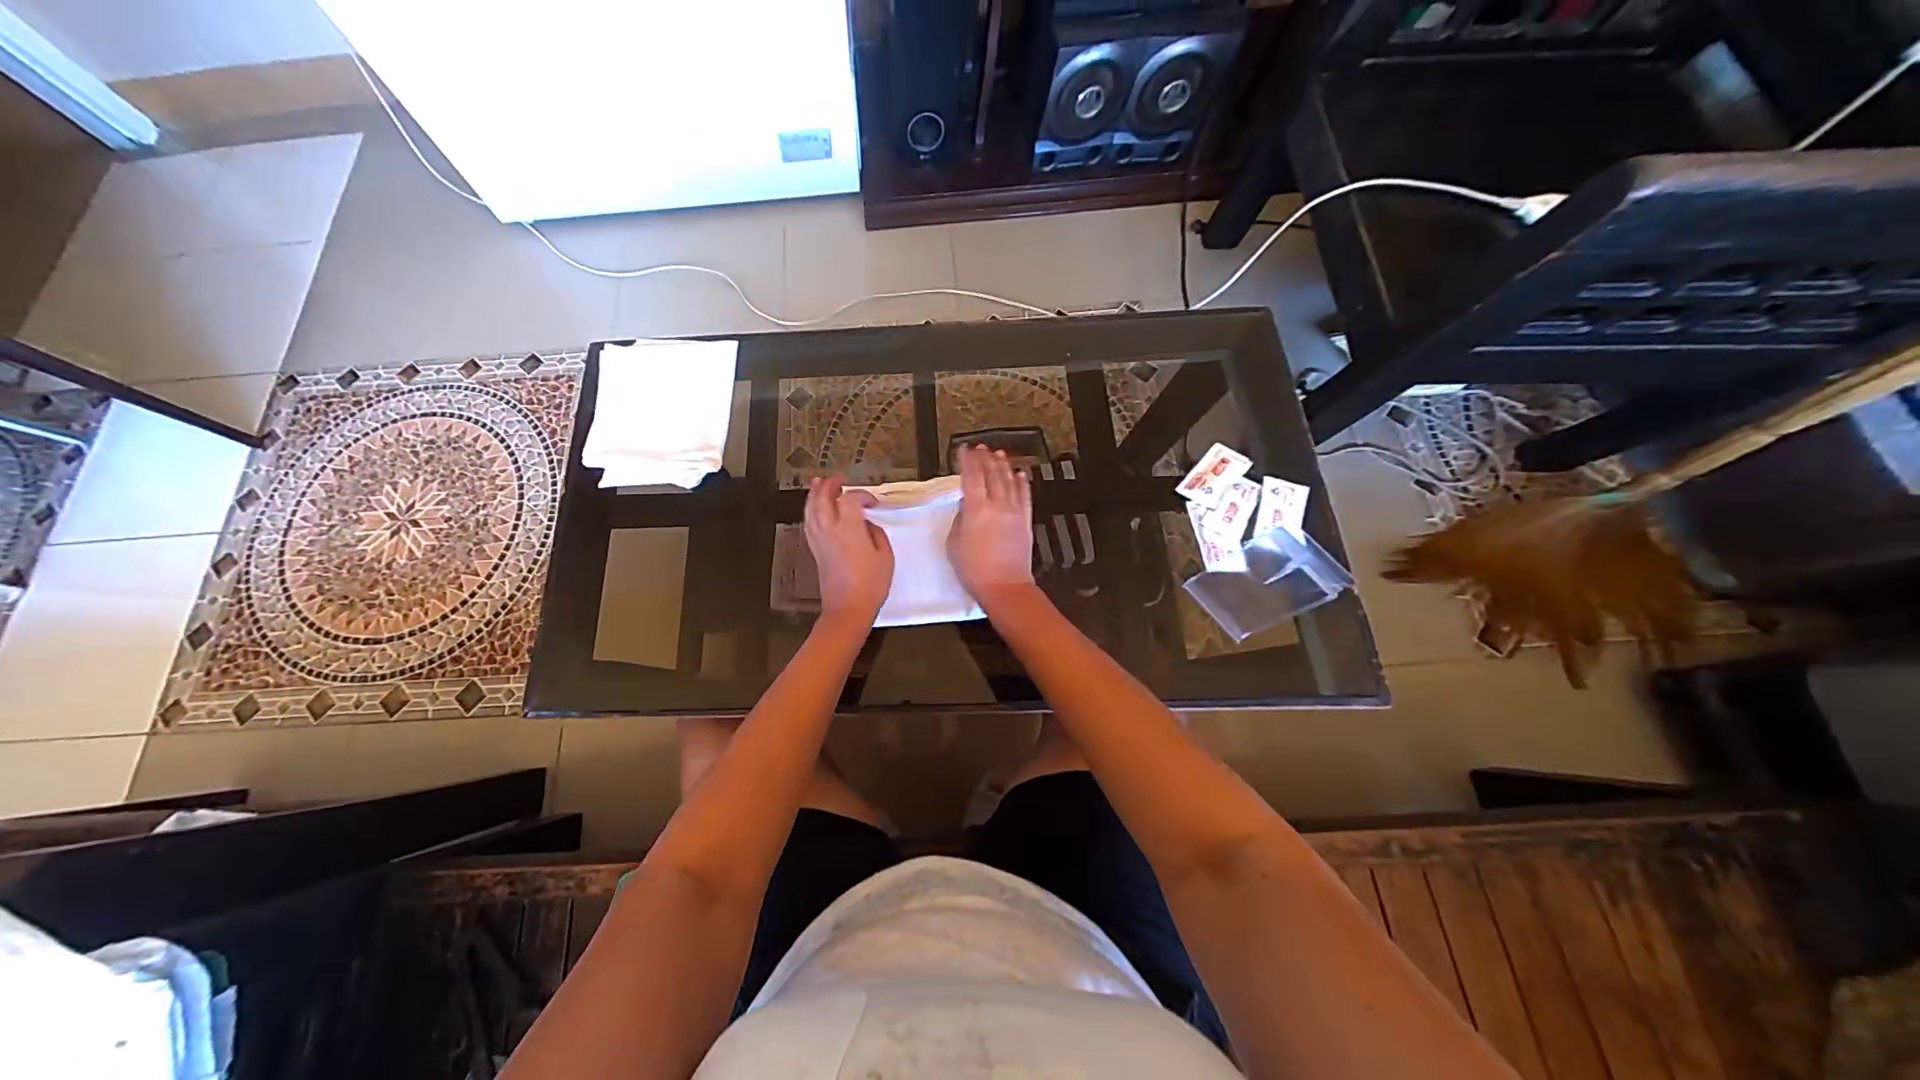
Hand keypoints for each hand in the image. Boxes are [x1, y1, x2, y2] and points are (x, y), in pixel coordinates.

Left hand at [805, 476, 893, 622]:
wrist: (848, 608)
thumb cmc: (870, 585)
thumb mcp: (885, 556)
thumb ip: (876, 534)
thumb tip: (868, 526)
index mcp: (850, 528)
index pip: (851, 499)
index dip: (862, 495)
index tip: (872, 501)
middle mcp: (830, 530)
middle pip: (824, 498)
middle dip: (830, 485)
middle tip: (837, 478)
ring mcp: (820, 541)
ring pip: (812, 510)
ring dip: (815, 495)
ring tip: (817, 484)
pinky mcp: (816, 551)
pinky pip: (809, 524)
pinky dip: (811, 512)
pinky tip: (814, 510)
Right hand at [951, 445, 1034, 604]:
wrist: (1004, 586)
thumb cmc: (975, 571)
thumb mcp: (954, 544)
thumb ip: (960, 520)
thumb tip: (965, 508)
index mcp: (975, 509)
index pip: (971, 476)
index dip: (967, 460)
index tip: (963, 450)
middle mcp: (997, 505)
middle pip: (991, 474)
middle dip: (985, 458)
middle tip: (980, 448)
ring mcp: (1013, 512)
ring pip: (1009, 481)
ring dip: (1003, 466)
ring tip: (999, 454)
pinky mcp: (1024, 522)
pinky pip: (1024, 496)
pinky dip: (1022, 483)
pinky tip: (1021, 475)